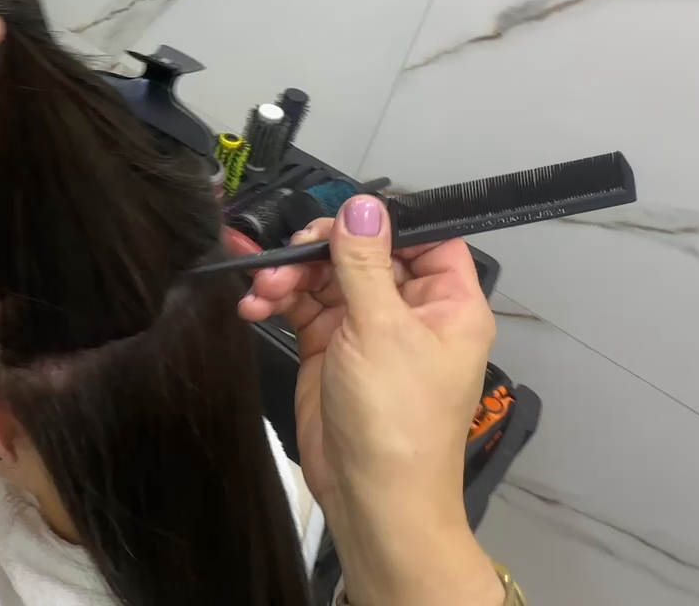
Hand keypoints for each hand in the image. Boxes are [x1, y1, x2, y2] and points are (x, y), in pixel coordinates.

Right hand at [233, 195, 501, 605]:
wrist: (367, 493)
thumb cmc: (396, 422)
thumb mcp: (380, 330)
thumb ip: (364, 262)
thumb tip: (362, 205)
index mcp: (444, 304)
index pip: (425, 238)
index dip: (385, 222)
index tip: (341, 217)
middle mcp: (407, 310)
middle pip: (360, 252)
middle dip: (316, 251)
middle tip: (288, 256)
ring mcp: (364, 325)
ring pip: (322, 274)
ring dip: (286, 276)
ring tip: (262, 290)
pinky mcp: (328, 343)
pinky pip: (298, 303)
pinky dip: (273, 300)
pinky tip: (254, 307)